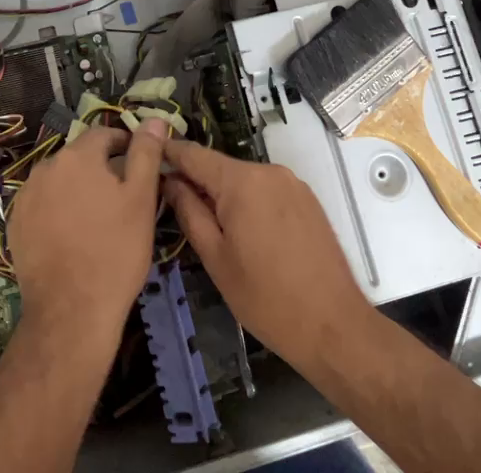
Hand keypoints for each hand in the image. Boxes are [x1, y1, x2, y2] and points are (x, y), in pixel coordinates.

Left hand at [7, 120, 167, 336]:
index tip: (141, 167)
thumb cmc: (115, 251)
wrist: (71, 309)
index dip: (125, 146)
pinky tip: (72, 237)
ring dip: (78, 191)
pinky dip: (58, 212)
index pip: (104, 135)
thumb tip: (154, 119)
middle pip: (80, 158)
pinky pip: (42, 206)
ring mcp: (26, 196)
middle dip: (101, 171)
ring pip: (60, 182)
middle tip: (122, 200)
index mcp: (77, 156)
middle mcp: (45, 167)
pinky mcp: (15, 224)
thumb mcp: (141, 199)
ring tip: (98, 221)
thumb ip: (146, 154)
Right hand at [161, 137, 372, 366]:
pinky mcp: (308, 201)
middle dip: (196, 182)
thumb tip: (169, 182)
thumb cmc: (266, 298)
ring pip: (244, 180)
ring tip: (209, 227)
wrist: (334, 326)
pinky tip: (245, 234)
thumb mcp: (215, 258)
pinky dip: (249, 203)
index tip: (147, 155)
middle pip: (220, 167)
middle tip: (173, 206)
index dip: (169, 154)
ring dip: (224, 195)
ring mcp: (293, 184)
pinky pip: (267, 191)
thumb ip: (189, 212)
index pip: (194, 154)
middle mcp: (269, 172)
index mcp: (242, 182)